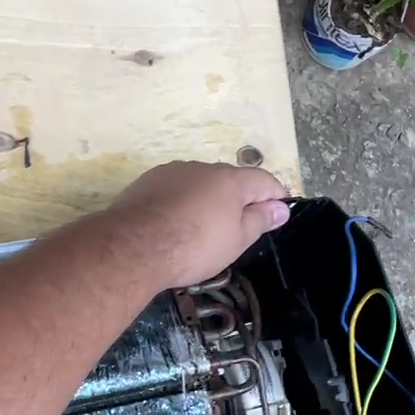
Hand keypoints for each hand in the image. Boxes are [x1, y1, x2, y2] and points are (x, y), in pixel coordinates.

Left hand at [99, 161, 288, 289]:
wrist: (133, 247)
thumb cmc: (194, 246)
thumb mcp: (236, 240)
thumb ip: (260, 220)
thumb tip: (281, 208)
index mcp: (230, 179)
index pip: (263, 180)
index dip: (275, 195)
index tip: (279, 211)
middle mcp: (202, 168)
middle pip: (230, 180)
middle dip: (240, 199)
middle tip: (240, 228)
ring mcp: (171, 172)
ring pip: (199, 184)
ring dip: (208, 200)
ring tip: (203, 230)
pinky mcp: (146, 182)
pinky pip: (174, 190)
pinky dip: (182, 203)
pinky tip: (175, 225)